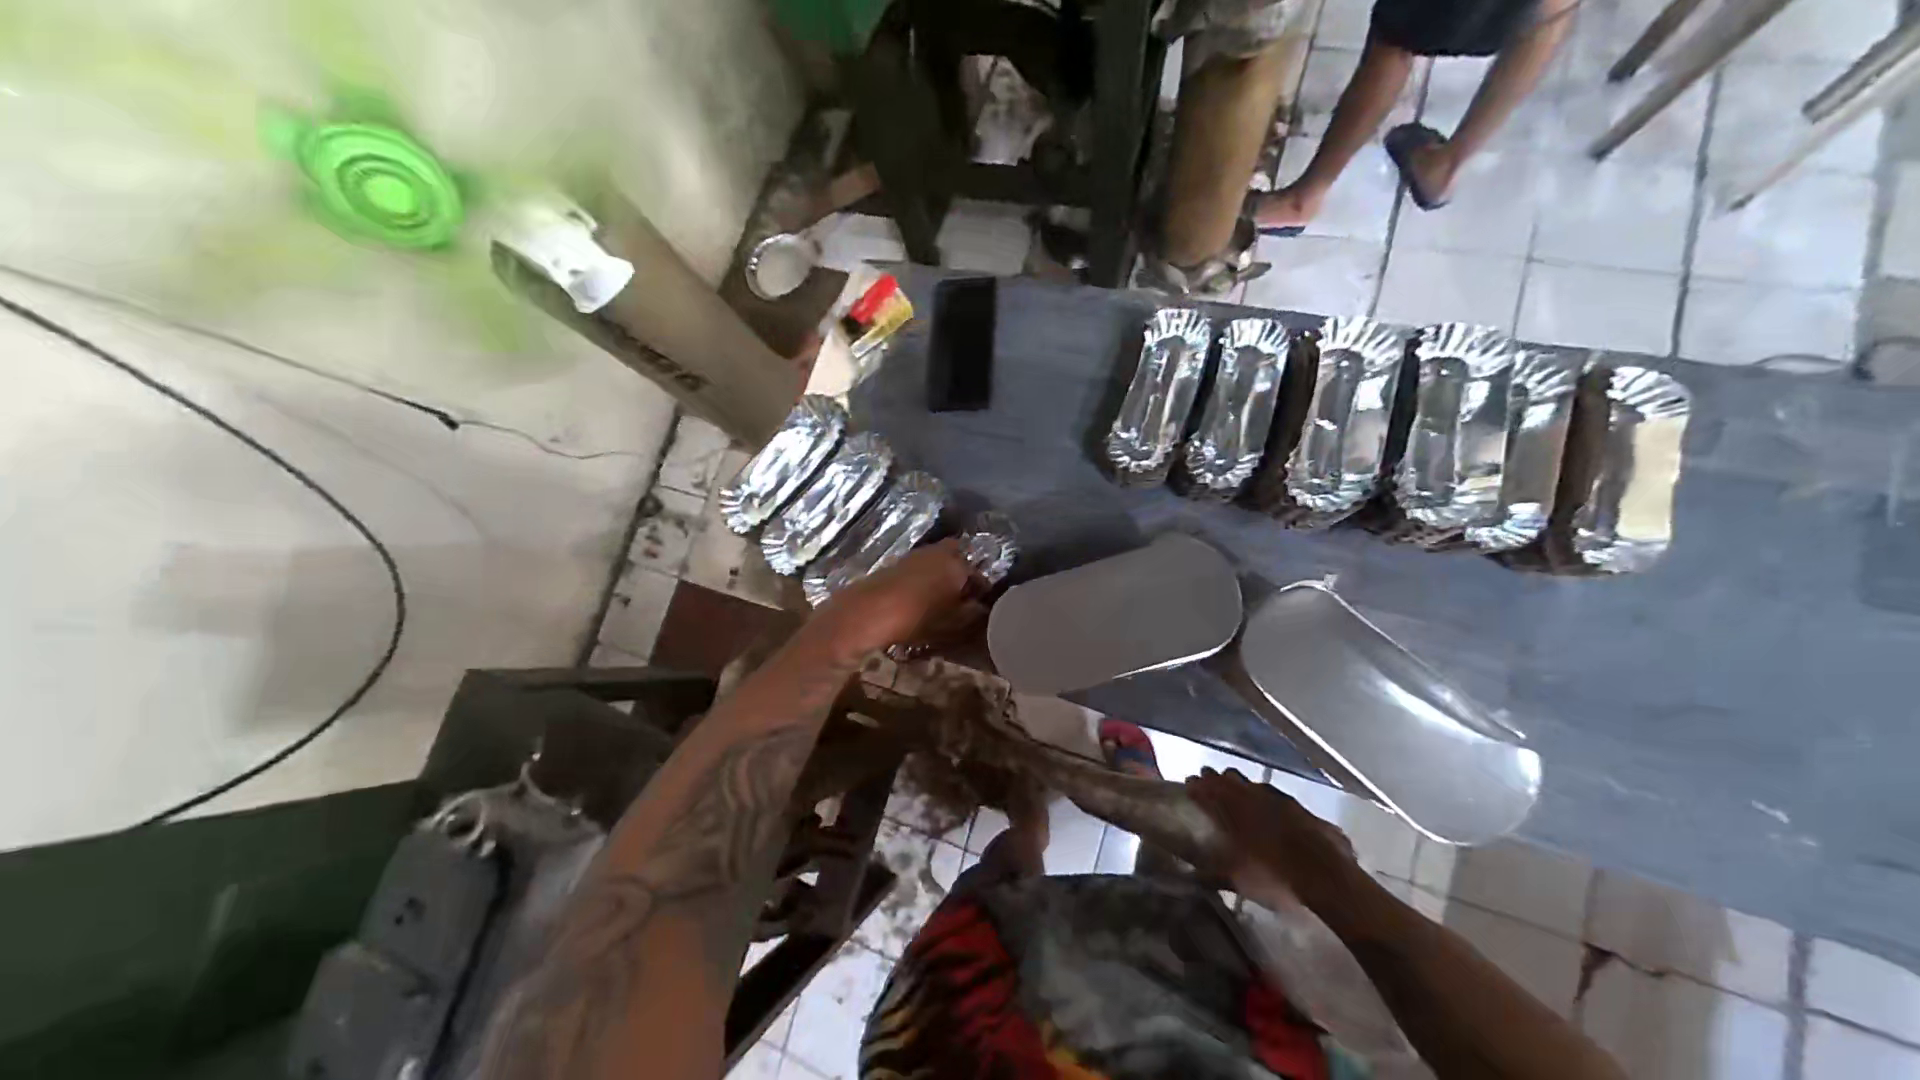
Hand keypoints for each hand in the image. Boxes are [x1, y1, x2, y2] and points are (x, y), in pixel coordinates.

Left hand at [813, 540, 985, 653]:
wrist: (868, 613)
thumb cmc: (917, 618)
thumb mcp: (952, 623)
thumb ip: (972, 614)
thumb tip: (980, 608)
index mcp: (958, 564)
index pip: (979, 575)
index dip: (982, 592)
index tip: (982, 607)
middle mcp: (938, 552)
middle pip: (958, 560)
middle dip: (963, 575)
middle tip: (963, 599)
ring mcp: (915, 555)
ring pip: (937, 562)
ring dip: (942, 575)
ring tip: (942, 601)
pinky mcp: (896, 564)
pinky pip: (920, 569)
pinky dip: (925, 579)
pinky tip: (921, 599)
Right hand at [1185, 767, 1360, 908]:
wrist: (1327, 877)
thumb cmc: (1277, 878)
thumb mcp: (1240, 881)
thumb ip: (1213, 875)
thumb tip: (1190, 876)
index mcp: (1233, 813)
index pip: (1209, 792)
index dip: (1197, 787)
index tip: (1188, 781)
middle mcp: (1252, 799)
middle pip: (1229, 781)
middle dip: (1215, 778)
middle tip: (1205, 776)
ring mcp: (1278, 800)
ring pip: (1250, 783)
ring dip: (1238, 781)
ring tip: (1231, 779)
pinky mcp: (1299, 807)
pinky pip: (1272, 792)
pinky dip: (1262, 792)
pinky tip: (1264, 795)